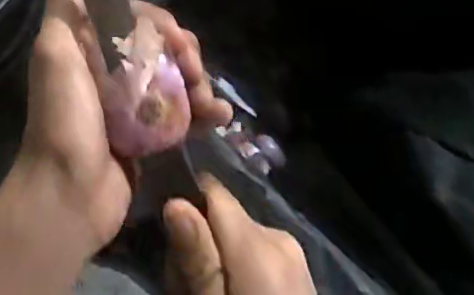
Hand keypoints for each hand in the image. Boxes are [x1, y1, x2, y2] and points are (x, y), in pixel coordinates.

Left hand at [5, 0, 233, 258]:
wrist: (69, 194)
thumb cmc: (64, 117)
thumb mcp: (54, 53)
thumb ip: (64, 12)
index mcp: (87, 47)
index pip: (130, 18)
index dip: (157, 21)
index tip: (176, 38)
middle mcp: (108, 70)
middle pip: (156, 46)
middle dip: (184, 52)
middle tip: (196, 71)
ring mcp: (129, 105)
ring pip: (173, 77)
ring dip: (199, 81)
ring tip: (208, 100)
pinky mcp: (148, 138)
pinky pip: (181, 115)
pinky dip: (203, 112)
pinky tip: (219, 116)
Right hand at [162, 174, 314, 294]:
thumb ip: (197, 260)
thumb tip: (175, 200)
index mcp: (260, 243)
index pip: (210, 189)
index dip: (183, 207)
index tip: (171, 246)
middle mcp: (281, 238)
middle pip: (222, 216)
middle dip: (199, 244)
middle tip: (186, 289)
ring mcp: (298, 261)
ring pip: (239, 237)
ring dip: (218, 262)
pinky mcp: (302, 281)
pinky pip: (260, 257)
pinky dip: (240, 274)